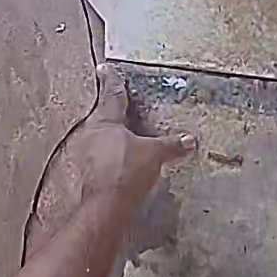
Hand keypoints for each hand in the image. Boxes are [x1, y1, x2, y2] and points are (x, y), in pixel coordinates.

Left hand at [59, 64, 193, 206]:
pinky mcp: (89, 174)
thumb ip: (171, 145)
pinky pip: (101, 159)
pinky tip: (119, 163)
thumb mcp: (154, 154)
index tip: (104, 68)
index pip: (111, 95)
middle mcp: (91, 134)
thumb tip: (190, 140)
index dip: (111, 80)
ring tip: (122, 136)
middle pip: (102, 116)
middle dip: (110, 112)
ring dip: (110, 137)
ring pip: (99, 138)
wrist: (105, 207)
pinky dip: (110, 157)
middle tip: (117, 105)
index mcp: (105, 121)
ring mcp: (87, 155)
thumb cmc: (125, 172)